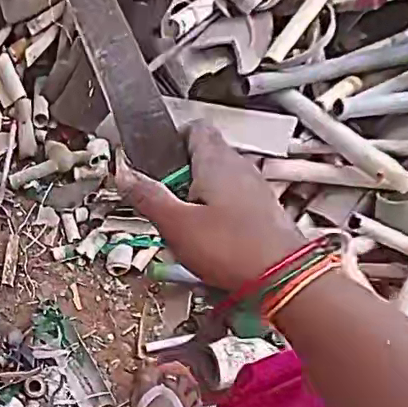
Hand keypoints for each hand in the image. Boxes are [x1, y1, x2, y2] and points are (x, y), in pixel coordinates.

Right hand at [117, 122, 307, 291]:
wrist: (282, 278)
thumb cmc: (235, 249)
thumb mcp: (176, 223)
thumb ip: (148, 196)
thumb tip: (124, 175)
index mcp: (217, 162)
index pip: (194, 128)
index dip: (170, 139)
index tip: (154, 158)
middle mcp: (240, 170)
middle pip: (201, 160)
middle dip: (177, 179)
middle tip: (162, 204)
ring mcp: (254, 192)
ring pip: (215, 185)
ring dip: (194, 202)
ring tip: (182, 229)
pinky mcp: (261, 215)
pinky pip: (229, 208)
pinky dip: (213, 220)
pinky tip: (206, 245)